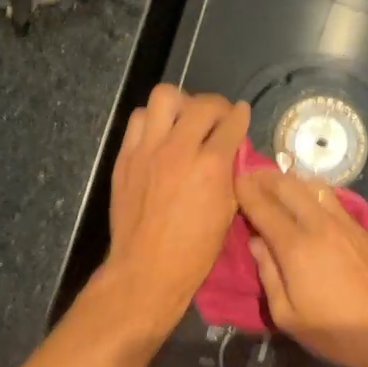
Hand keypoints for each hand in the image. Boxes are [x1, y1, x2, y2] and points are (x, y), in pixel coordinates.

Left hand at [99, 84, 249, 329]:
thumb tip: (234, 153)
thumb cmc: (195, 250)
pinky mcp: (125, 157)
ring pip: (164, 98)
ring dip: (181, 105)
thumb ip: (232, 175)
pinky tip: (161, 136)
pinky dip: (154, 121)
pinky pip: (139, 119)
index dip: (241, 116)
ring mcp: (148, 150)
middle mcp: (179, 149)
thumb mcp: (227, 212)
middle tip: (218, 119)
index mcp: (210, 166)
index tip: (242, 114)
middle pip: (202, 104)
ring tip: (185, 121)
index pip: (231, 124)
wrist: (148, 268)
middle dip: (217, 107)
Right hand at [234, 168, 367, 366]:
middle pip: (288, 185)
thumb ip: (268, 274)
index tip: (230, 180)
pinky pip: (330, 198)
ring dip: (290, 180)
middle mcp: (320, 225)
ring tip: (274, 185)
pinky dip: (311, 191)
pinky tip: (305, 200)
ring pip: (312, 185)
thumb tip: (256, 242)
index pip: (263, 206)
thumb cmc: (335, 333)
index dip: (243, 190)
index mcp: (296, 247)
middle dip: (264, 177)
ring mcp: (344, 224)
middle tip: (247, 177)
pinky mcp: (361, 230)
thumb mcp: (287, 315)